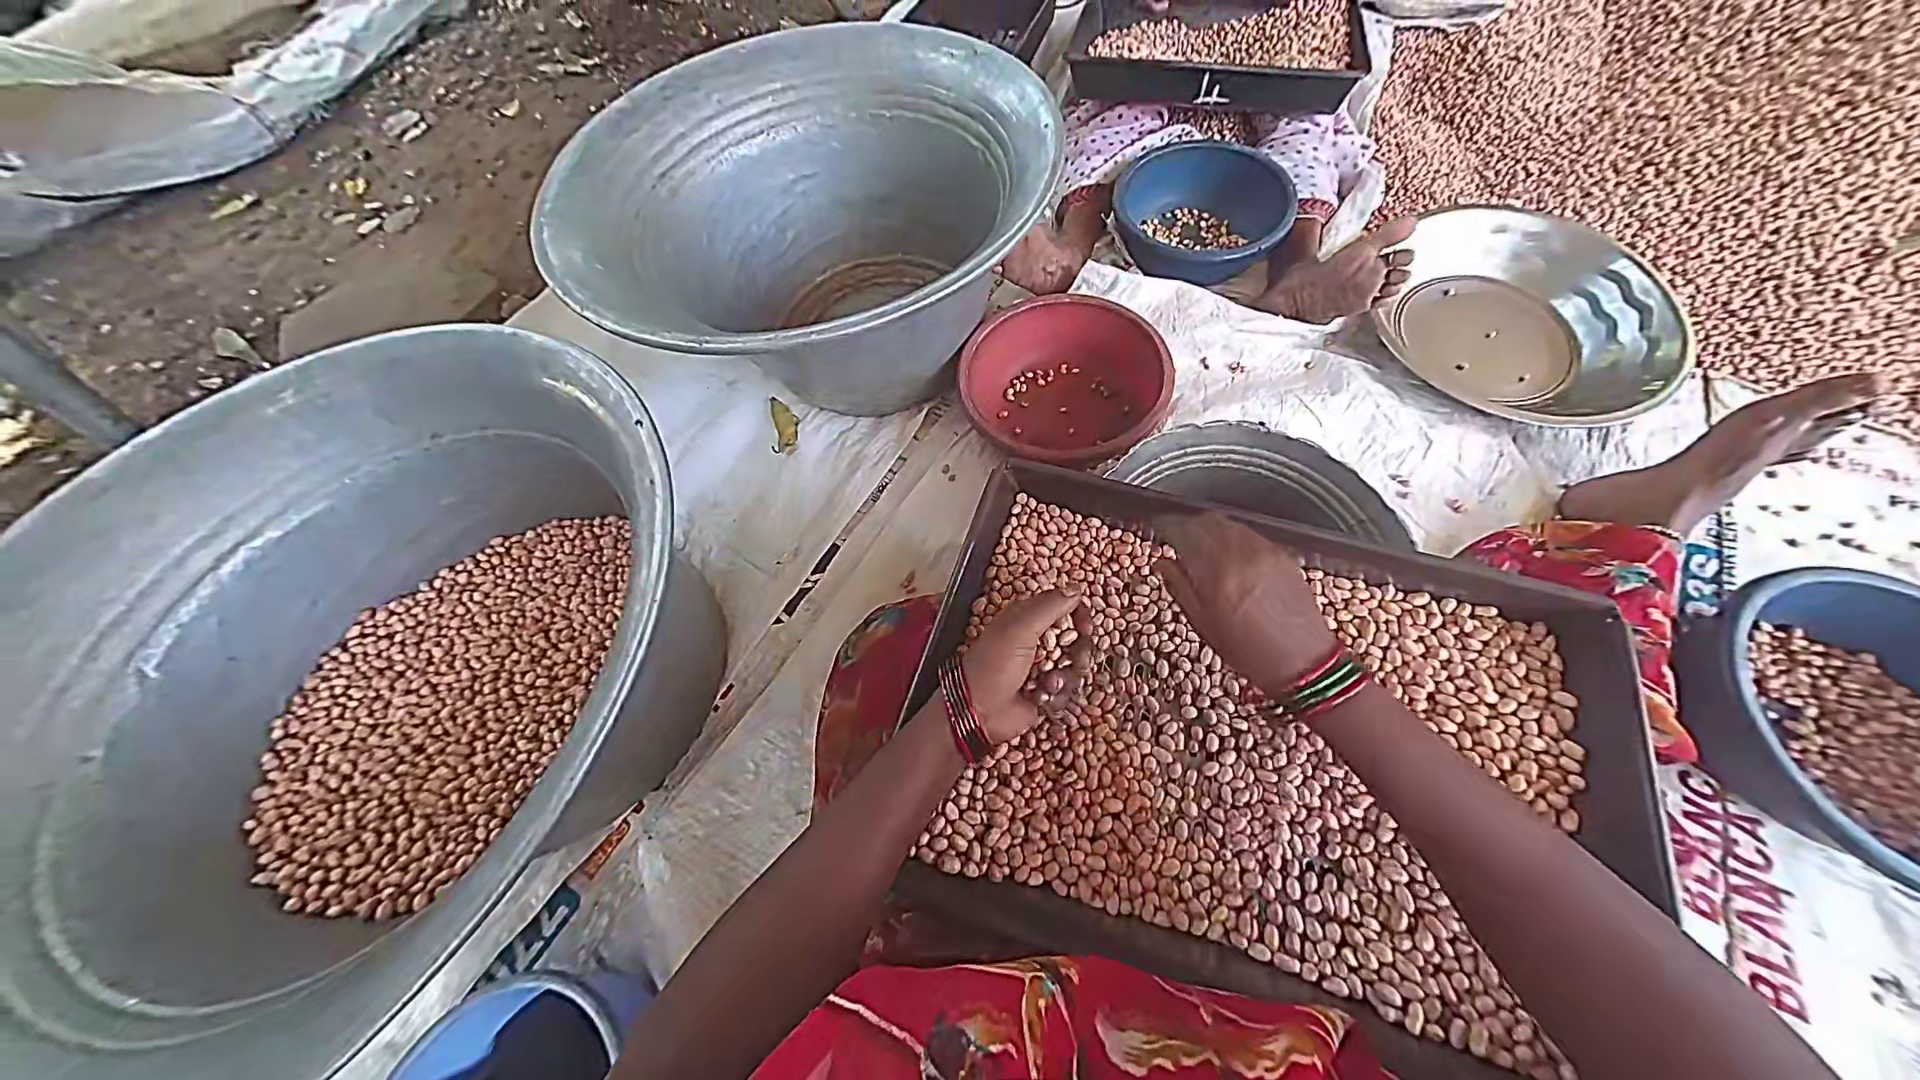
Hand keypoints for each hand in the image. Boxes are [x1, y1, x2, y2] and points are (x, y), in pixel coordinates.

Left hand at [960, 588, 1091, 743]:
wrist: (978, 711)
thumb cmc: (993, 665)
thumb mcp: (1020, 629)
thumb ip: (1049, 606)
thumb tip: (1075, 589)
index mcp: (1026, 618)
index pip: (1064, 608)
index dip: (1079, 616)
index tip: (1086, 627)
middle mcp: (1036, 640)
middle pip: (1076, 639)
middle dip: (1077, 652)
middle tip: (1072, 660)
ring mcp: (1041, 667)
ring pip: (1075, 667)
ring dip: (1065, 676)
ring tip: (1047, 683)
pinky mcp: (1045, 692)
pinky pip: (1068, 690)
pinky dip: (1057, 695)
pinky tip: (1042, 697)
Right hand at [1153, 513, 1338, 697]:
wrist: (1301, 658)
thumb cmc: (1246, 648)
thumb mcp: (1201, 620)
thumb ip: (1178, 585)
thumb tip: (1162, 562)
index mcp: (1214, 568)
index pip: (1182, 530)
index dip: (1166, 527)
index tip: (1158, 532)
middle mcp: (1239, 551)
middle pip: (1205, 520)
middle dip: (1186, 526)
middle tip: (1175, 539)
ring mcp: (1263, 550)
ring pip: (1228, 524)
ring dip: (1209, 530)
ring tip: (1201, 548)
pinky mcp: (1281, 554)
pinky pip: (1248, 534)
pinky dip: (1232, 537)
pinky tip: (1228, 557)